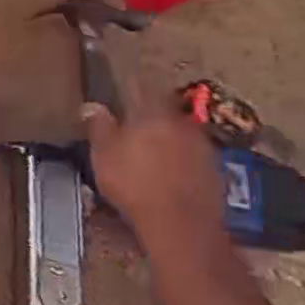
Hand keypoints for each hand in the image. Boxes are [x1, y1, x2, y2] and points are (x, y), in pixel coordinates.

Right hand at [83, 96, 223, 244]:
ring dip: (162, 136)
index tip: (121, 80)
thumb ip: (99, 127)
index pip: (141, 87)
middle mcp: (183, 124)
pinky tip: (162, 171)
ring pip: (177, 133)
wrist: (181, 224)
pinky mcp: (213, 171)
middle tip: (128, 122)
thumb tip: (92, 106)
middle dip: (146, 114)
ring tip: (144, 149)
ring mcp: (202, 148)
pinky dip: (175, 157)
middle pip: (162, 111)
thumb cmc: (134, 183)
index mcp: (154, 114)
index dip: (130, 82)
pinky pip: (188, 154)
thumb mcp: (103, 154)